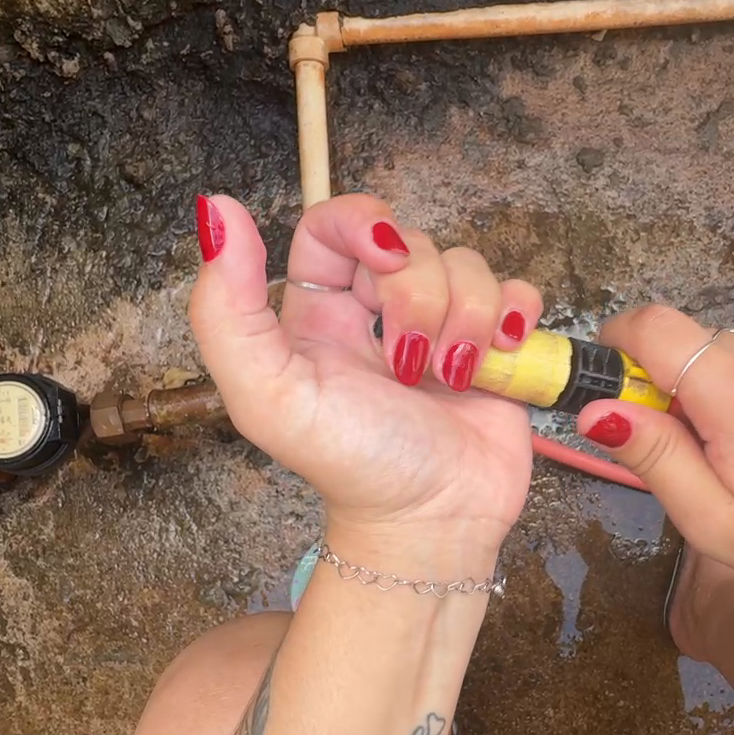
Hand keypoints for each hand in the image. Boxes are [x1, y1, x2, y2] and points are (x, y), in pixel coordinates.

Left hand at [188, 194, 544, 553]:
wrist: (435, 523)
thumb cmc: (354, 466)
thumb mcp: (271, 398)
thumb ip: (227, 312)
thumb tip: (217, 211)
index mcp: (320, 314)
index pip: (331, 226)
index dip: (362, 223)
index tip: (384, 258)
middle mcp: (379, 313)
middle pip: (409, 243)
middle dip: (422, 295)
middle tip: (413, 366)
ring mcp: (442, 328)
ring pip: (466, 266)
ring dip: (468, 320)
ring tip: (454, 380)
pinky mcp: (493, 347)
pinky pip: (516, 291)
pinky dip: (517, 315)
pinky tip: (500, 357)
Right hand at [572, 305, 733, 591]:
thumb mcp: (709, 519)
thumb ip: (652, 456)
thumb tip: (596, 409)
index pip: (653, 327)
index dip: (619, 341)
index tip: (617, 381)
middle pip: (689, 344)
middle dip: (673, 384)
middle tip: (696, 445)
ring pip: (726, 348)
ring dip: (716, 384)